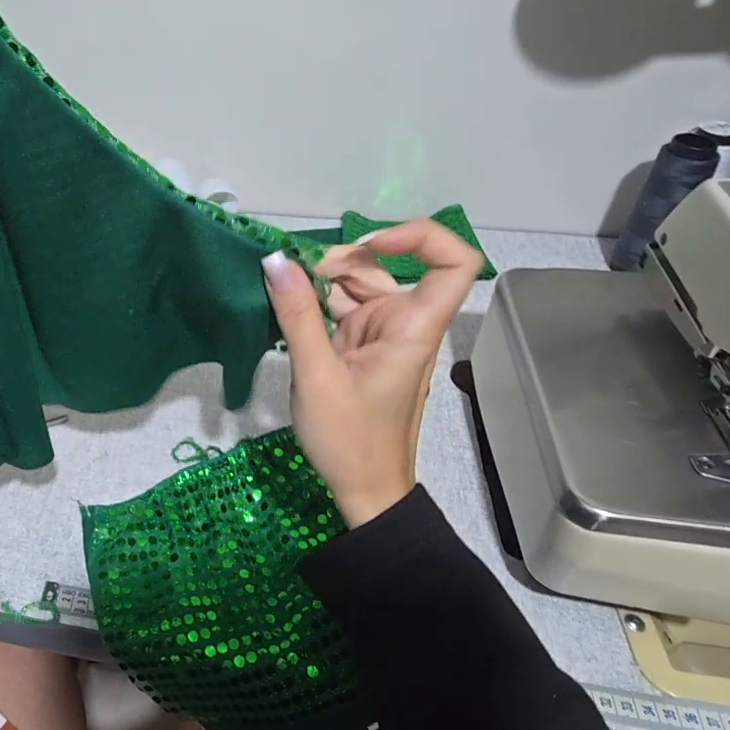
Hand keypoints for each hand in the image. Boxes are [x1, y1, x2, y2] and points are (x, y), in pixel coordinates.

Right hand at [262, 222, 482, 526]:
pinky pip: (339, 308)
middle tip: (290, 278)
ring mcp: (381, 334)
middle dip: (337, 262)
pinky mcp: (360, 347)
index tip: (371, 242)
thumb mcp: (316, 376)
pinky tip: (284, 308)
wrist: (363, 491)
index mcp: (414, 327)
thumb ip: (297, 315)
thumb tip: (275, 260)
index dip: (420, 238)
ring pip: (355, 285)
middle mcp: (404, 322)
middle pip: (382, 267)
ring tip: (278, 292)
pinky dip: (313, 303)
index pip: (454, 263)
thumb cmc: (351, 441)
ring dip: (318, 282)